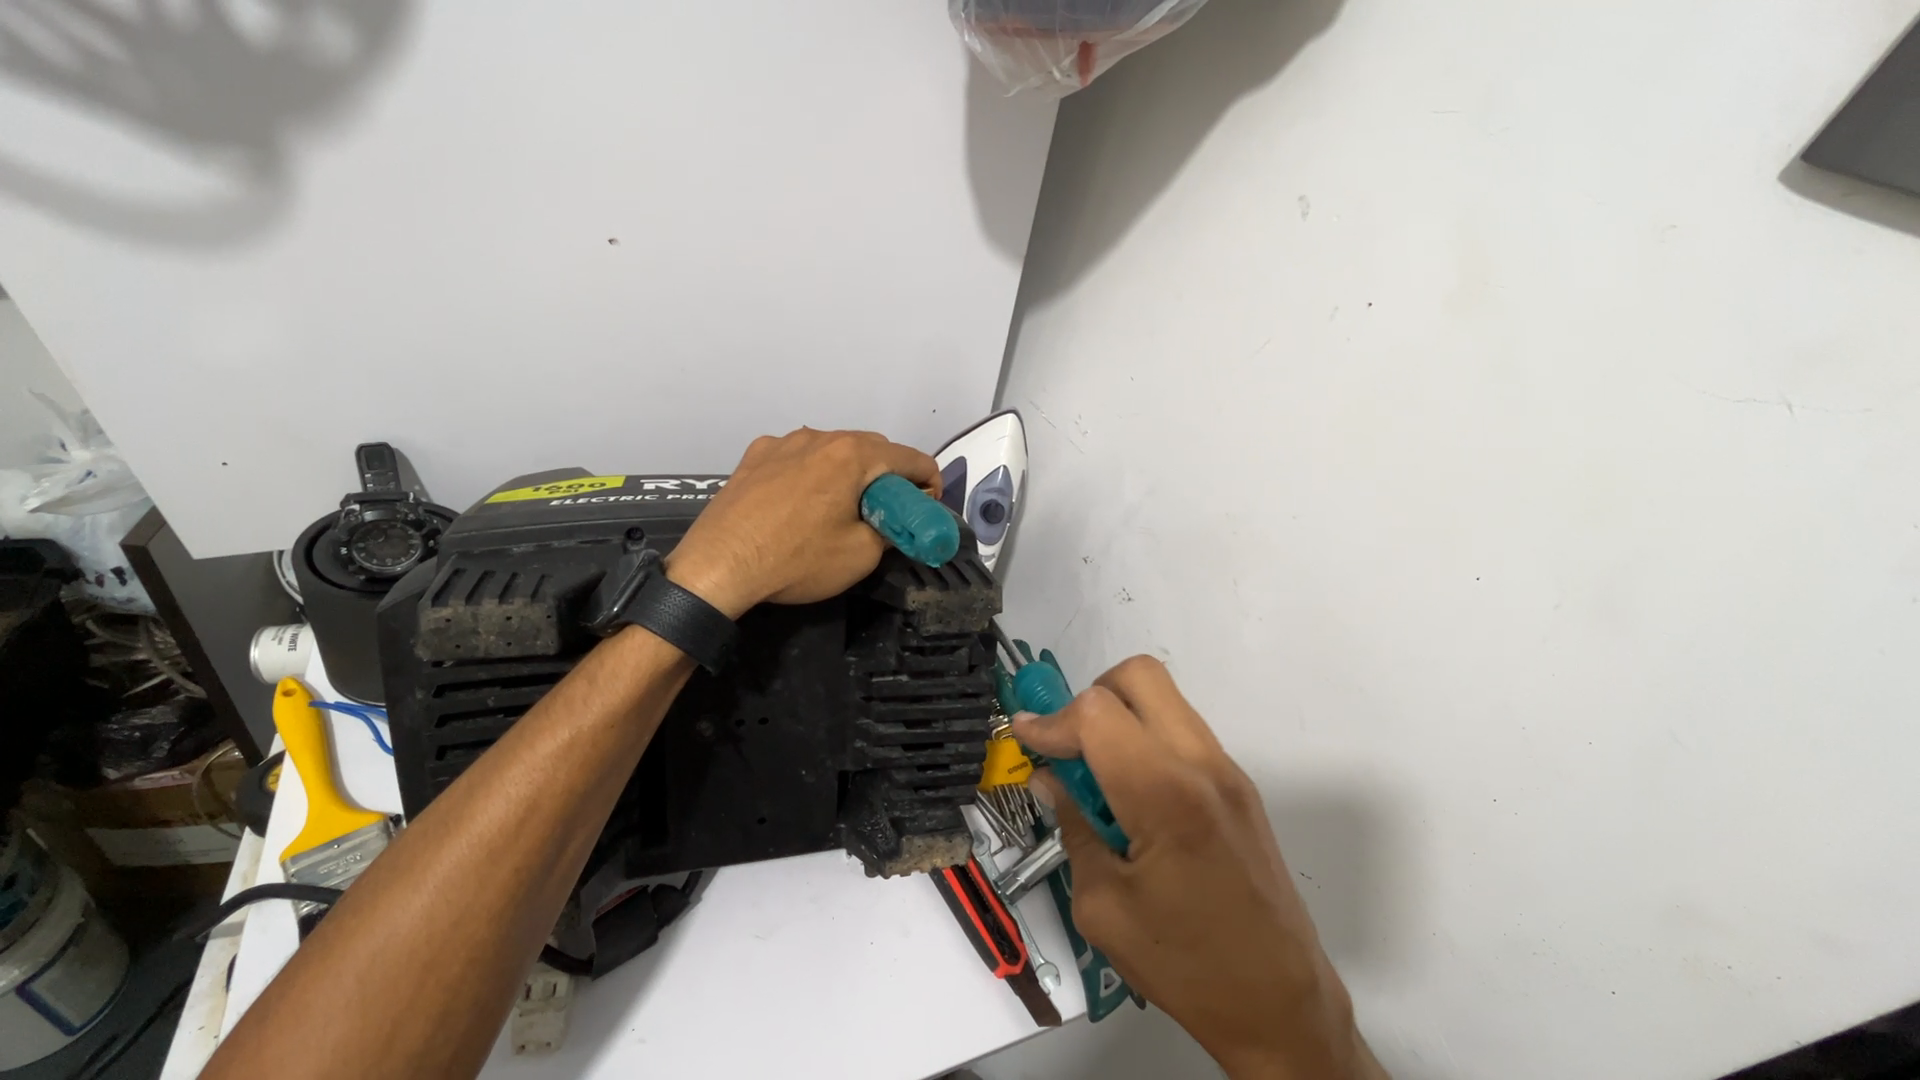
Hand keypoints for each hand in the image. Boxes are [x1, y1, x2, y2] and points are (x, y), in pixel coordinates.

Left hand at [664, 428, 939, 618]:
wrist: (718, 568)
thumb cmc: (796, 561)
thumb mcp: (861, 555)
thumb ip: (889, 532)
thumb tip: (891, 526)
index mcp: (852, 455)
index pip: (911, 457)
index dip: (929, 484)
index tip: (925, 510)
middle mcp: (818, 437)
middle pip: (872, 448)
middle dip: (888, 477)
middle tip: (887, 514)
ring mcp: (781, 443)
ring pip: (832, 450)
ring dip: (848, 473)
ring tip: (841, 509)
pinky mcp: (753, 458)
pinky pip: (797, 458)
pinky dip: (811, 474)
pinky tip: (800, 504)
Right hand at [1013, 657, 1385, 1079]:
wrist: (1280, 1003)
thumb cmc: (1184, 964)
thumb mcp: (1103, 906)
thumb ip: (1073, 828)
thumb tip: (1051, 782)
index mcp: (1165, 794)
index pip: (1096, 712)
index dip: (1050, 719)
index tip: (1023, 737)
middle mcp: (1203, 766)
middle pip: (1139, 676)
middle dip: (1090, 696)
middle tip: (1067, 745)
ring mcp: (1229, 773)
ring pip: (1165, 701)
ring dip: (1120, 718)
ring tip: (1095, 775)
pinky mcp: (1240, 790)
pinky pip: (1184, 734)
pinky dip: (1147, 741)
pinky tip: (1131, 797)